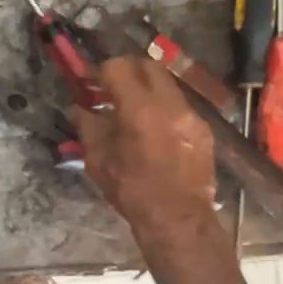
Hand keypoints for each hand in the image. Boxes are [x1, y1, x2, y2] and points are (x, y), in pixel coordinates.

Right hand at [74, 57, 217, 246]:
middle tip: (109, 88)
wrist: (177, 217)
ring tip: (128, 109)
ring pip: (166, 85)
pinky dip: (161, 108)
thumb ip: (88, 128)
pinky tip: (150, 129)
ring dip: (145, 89)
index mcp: (139, 109)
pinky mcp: (202, 129)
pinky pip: (179, 106)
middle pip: (148, 66)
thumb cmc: (131, 190)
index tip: (88, 82)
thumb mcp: (98, 160)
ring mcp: (191, 114)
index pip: (119, 68)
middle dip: (126, 71)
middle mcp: (169, 104)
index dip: (99, 71)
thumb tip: (79, 110)